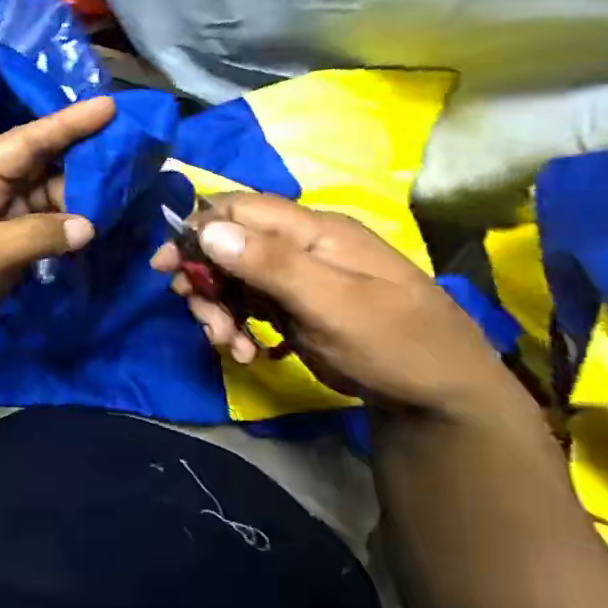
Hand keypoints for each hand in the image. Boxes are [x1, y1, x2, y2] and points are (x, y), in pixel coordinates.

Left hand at [0, 96, 115, 348]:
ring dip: (85, 196)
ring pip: (51, 197)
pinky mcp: (12, 247)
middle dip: (85, 157)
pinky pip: (50, 228)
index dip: (67, 123)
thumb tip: (91, 226)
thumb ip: (36, 236)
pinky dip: (74, 227)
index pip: (26, 141)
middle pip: (45, 165)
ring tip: (130, 188)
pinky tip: (105, 223)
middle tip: (135, 149)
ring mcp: (2, 219)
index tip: (109, 106)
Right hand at [150, 192, 514, 416]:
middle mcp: (299, 246)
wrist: (440, 397)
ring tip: (231, 345)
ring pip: (229, 279)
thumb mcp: (335, 304)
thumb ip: (271, 264)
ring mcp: (294, 277)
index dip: (196, 231)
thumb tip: (208, 229)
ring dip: (217, 311)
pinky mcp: (290, 306)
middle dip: (205, 282)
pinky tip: (247, 352)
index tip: (167, 267)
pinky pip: (244, 305)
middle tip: (204, 318)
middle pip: (226, 246)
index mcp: (313, 231)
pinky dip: (235, 327)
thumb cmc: (396, 343)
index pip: (238, 209)